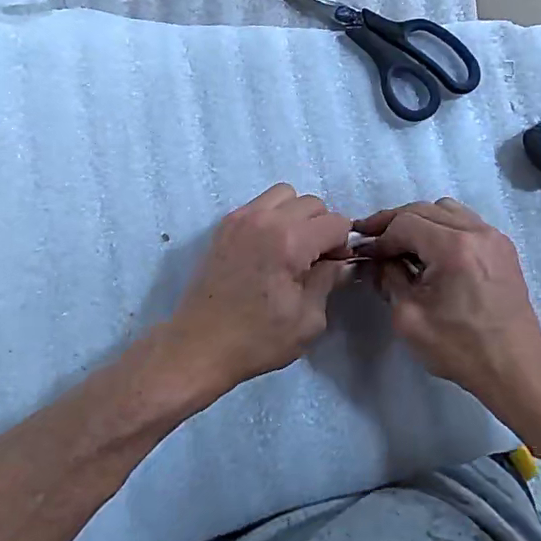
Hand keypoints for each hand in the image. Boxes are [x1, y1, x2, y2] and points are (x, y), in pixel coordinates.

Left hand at [165, 183, 353, 391]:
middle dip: (322, 227)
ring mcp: (241, 218)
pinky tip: (268, 247)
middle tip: (315, 259)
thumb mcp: (308, 319)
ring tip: (291, 246)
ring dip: (297, 215)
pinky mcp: (225, 225)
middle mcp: (266, 220)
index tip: (333, 267)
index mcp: (290, 242)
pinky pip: (260, 203)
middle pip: (313, 203)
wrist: (199, 347)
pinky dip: (272, 216)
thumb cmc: (257, 339)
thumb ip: (329, 280)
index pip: (336, 222)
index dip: (342, 245)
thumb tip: (340, 262)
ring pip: (285, 194)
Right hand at [352, 199, 540, 398]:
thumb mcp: (409, 318)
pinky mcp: (502, 247)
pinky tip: (431, 251)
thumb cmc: (460, 348)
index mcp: (454, 247)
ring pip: (447, 210)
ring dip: (420, 221)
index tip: (365, 253)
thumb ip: (389, 279)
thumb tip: (378, 260)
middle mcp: (476, 231)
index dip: (380, 236)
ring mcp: (493, 236)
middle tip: (372, 239)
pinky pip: (466, 222)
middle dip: (395, 223)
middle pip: (425, 208)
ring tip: (402, 244)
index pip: (405, 223)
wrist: (514, 366)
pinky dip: (443, 228)